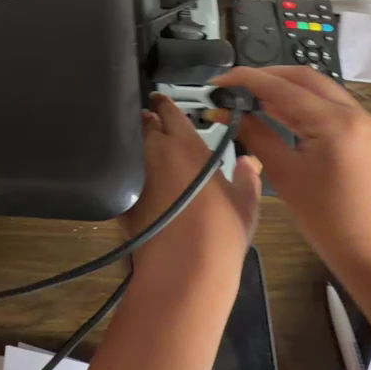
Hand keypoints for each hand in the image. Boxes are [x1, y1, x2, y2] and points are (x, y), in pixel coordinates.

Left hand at [122, 94, 262, 272]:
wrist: (184, 268)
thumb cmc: (221, 231)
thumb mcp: (244, 204)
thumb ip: (247, 177)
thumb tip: (250, 161)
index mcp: (185, 143)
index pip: (168, 110)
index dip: (164, 104)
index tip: (160, 101)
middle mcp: (154, 148)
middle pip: (145, 124)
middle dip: (149, 123)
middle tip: (155, 126)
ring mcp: (134, 169)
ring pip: (132, 146)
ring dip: (138, 144)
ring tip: (147, 152)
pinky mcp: (120, 193)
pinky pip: (123, 172)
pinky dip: (129, 171)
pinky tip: (138, 181)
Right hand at [213, 67, 370, 284]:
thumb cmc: (329, 222)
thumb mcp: (284, 175)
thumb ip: (255, 134)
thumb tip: (225, 112)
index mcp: (336, 123)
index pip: (282, 86)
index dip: (245, 79)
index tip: (217, 83)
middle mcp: (357, 115)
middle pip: (304, 78)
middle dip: (267, 76)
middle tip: (234, 87)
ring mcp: (369, 126)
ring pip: (320, 91)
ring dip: (285, 89)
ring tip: (251, 99)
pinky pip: (332, 108)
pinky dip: (304, 105)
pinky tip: (281, 115)